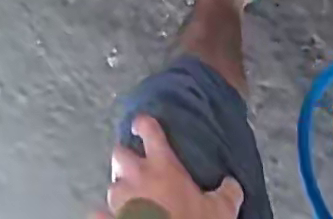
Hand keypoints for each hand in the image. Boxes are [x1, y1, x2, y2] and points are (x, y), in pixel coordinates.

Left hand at [89, 115, 242, 218]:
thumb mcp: (220, 211)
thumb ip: (226, 193)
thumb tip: (233, 184)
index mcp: (161, 164)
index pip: (148, 128)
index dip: (143, 122)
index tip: (141, 123)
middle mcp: (137, 175)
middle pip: (119, 152)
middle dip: (124, 158)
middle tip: (135, 168)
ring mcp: (121, 199)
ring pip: (111, 184)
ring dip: (120, 189)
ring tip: (129, 198)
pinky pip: (99, 214)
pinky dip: (103, 215)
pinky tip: (106, 217)